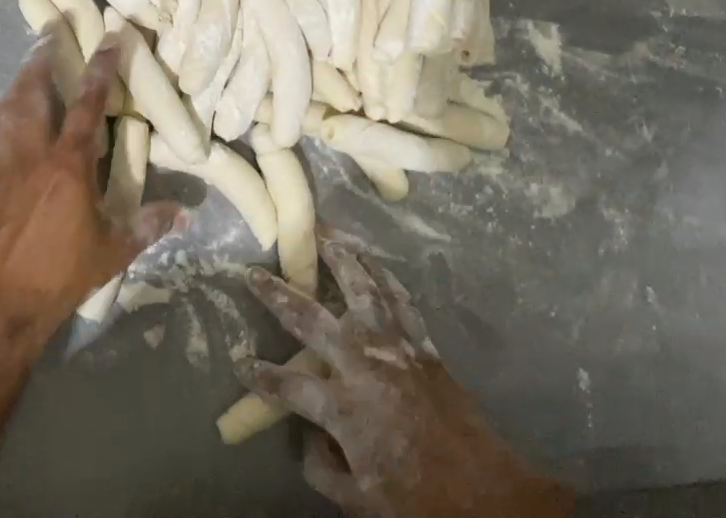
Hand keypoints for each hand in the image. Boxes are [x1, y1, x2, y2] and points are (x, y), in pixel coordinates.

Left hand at [0, 38, 182, 347]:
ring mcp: (8, 163)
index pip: (86, 104)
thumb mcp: (115, 250)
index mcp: (68, 165)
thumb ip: (150, 224)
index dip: (100, 68)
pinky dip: (10, 106)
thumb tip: (187, 211)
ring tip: (34, 56)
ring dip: (23, 76)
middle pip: (34, 91)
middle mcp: (34, 154)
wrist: (4, 300)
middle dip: (44, 55)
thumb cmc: (63, 273)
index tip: (109, 37)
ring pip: (10, 106)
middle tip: (54, 26)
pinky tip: (16, 105)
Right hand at [237, 237, 572, 517]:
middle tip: (255, 271)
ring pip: (361, 291)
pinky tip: (373, 263)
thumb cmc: (417, 497)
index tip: (239, 362)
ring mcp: (395, 348)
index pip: (287, 384)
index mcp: (343, 406)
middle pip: (311, 318)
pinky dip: (384, 278)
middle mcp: (363, 365)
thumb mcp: (359, 499)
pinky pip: (400, 301)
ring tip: (322, 233)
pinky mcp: (422, 346)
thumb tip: (306, 437)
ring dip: (339, 260)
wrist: (485, 492)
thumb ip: (321, 466)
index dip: (259, 374)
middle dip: (278, 294)